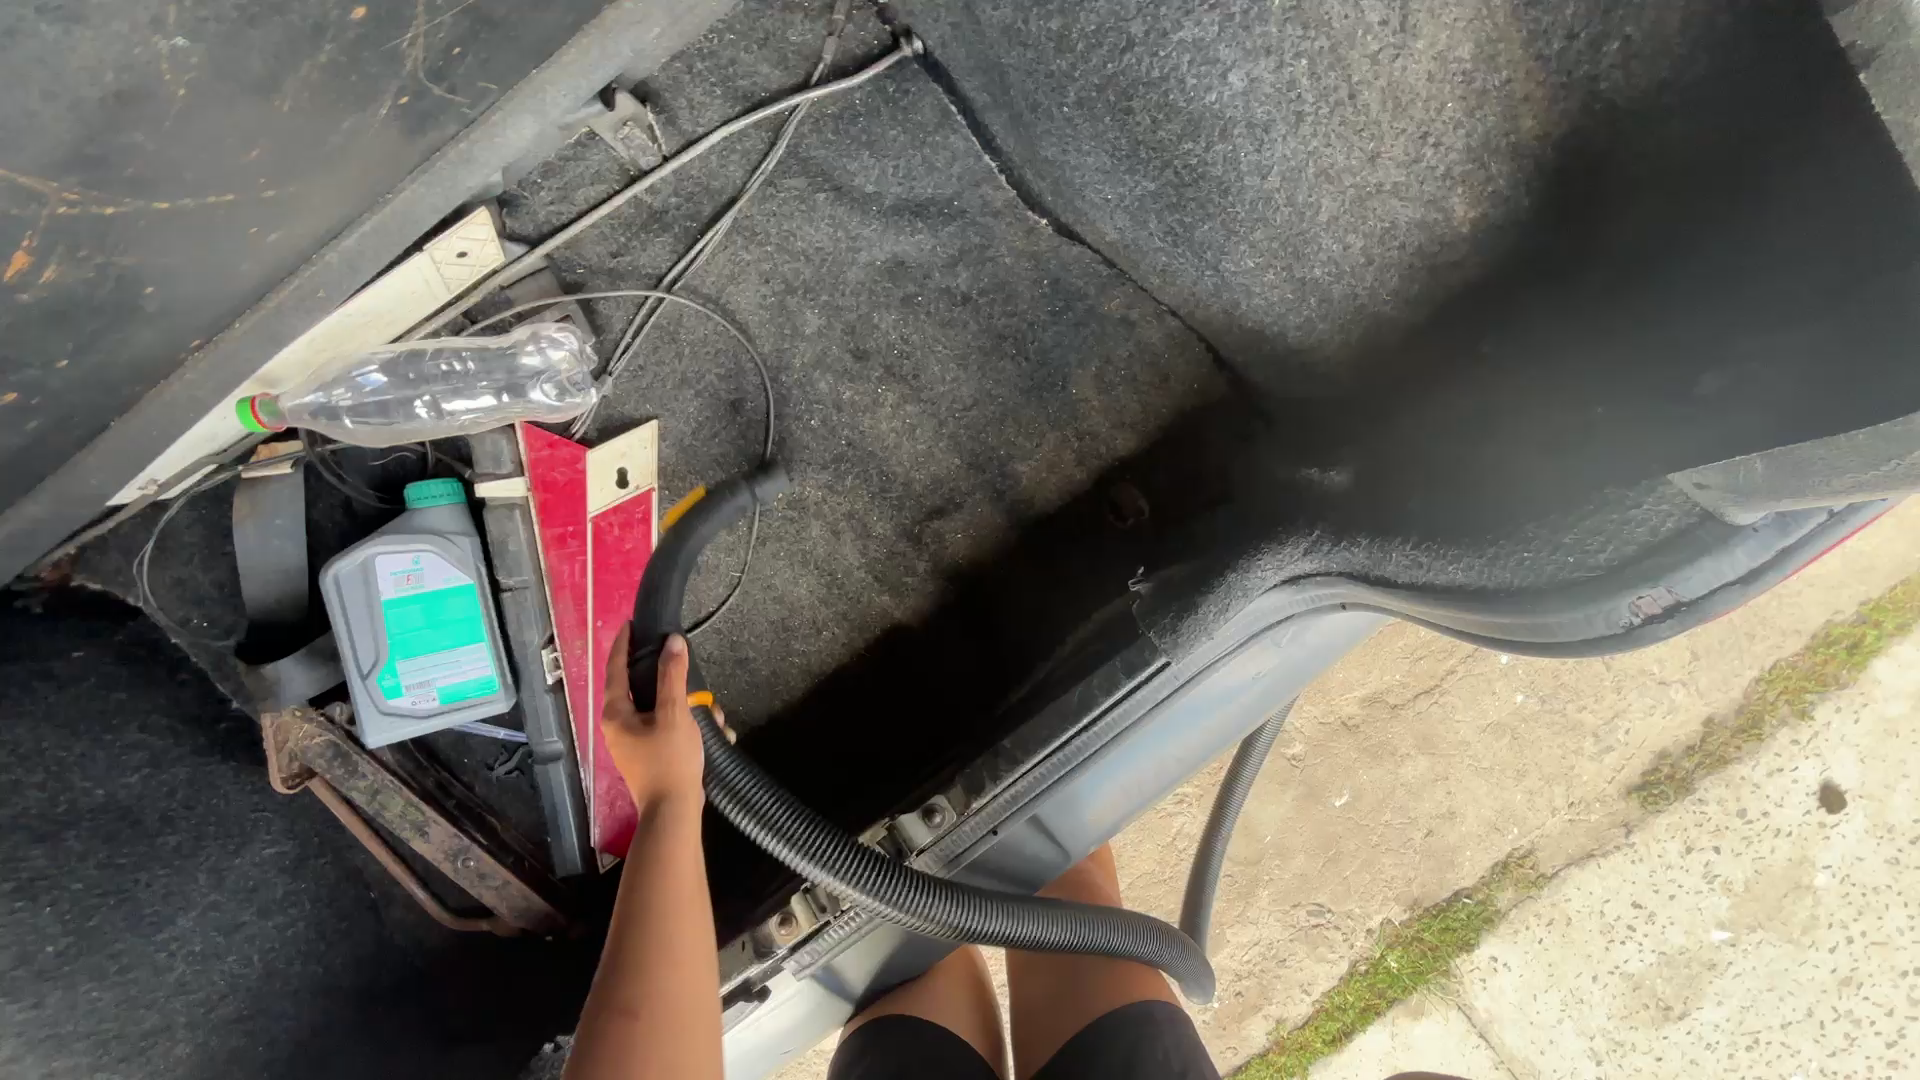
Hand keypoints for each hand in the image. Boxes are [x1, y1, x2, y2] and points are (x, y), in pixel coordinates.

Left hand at [602, 625, 721, 809]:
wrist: (674, 811)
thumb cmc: (669, 760)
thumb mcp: (674, 713)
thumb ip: (672, 676)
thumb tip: (672, 642)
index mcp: (616, 714)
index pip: (615, 669)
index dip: (623, 644)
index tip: (632, 623)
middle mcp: (620, 726)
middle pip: (646, 689)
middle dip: (678, 684)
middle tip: (695, 678)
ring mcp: (636, 742)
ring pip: (666, 709)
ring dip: (693, 709)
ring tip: (715, 717)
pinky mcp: (653, 755)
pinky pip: (673, 728)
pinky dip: (693, 727)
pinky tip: (716, 733)